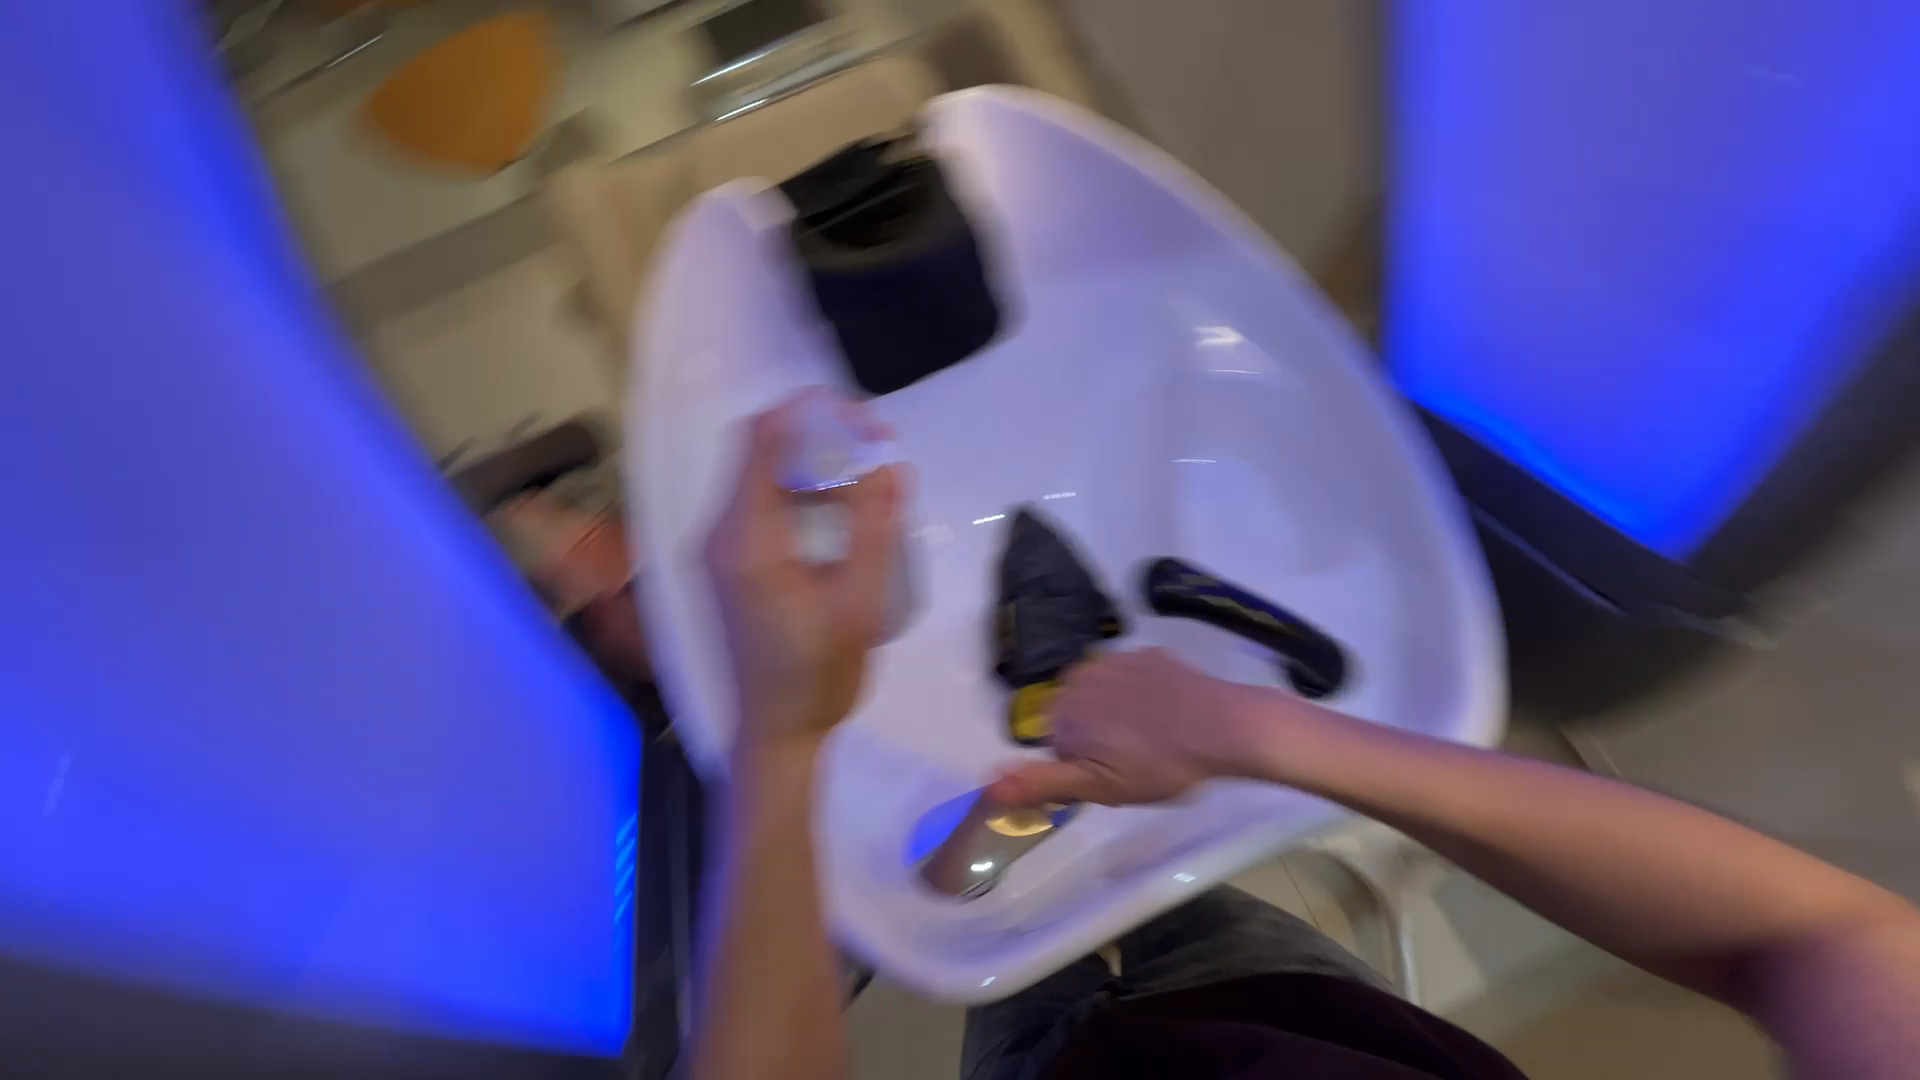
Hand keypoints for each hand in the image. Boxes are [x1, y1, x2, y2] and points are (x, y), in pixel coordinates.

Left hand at [704, 395, 903, 761]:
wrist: (775, 734)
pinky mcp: (730, 565)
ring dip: (813, 462)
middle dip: (819, 434)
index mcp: (747, 539)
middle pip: (760, 448)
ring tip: (868, 477)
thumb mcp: (860, 602)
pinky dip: (802, 492)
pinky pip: (761, 505)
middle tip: (876, 447)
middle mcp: (720, 533)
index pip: (765, 439)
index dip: (815, 414)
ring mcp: (720, 550)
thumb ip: (875, 528)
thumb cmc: (818, 676)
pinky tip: (842, 513)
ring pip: (761, 474)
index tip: (868, 422)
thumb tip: (892, 467)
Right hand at [986, 647, 1293, 806]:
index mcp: (1064, 711)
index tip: (1115, 776)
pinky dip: (1143, 694)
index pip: (1057, 744)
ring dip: (1119, 714)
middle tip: (1135, 762)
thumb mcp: (1098, 787)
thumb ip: (1040, 783)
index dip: (1085, 765)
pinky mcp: (1148, 653)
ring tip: (1154, 738)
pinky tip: (1169, 713)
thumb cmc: (1159, 764)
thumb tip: (987, 783)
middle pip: (1077, 715)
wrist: (1224, 726)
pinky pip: (1132, 677)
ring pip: (1103, 694)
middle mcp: (1080, 675)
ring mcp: (1117, 658)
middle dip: (1098, 737)